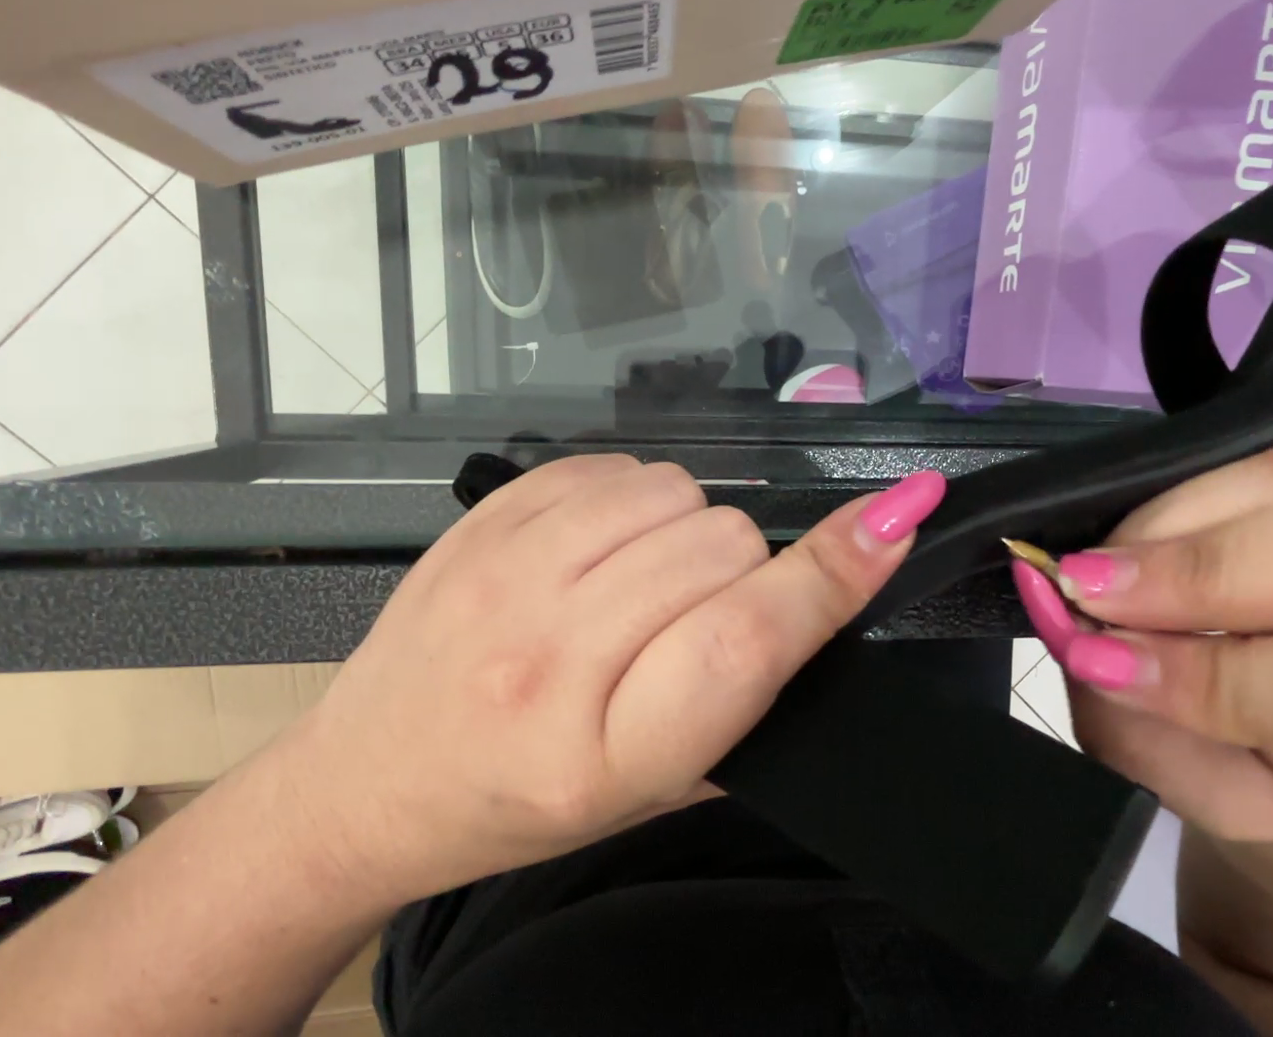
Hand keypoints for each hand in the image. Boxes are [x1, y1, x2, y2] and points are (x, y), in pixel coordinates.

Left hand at [272, 455, 945, 907]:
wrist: (373, 781)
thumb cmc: (521, 806)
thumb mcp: (649, 790)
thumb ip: (744, 701)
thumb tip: (828, 587)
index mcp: (601, 750)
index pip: (743, 637)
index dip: (832, 573)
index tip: (899, 518)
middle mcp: (548, 653)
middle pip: (720, 545)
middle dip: (743, 571)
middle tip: (699, 616)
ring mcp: (502, 574)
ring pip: (673, 492)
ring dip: (689, 529)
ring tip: (646, 580)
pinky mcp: (480, 521)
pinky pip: (611, 467)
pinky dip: (633, 500)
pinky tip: (602, 548)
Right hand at [1014, 446, 1272, 842]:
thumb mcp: (1234, 804)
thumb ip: (1152, 732)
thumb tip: (1078, 637)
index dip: (1212, 674)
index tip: (1096, 660)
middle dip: (1199, 568)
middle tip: (1087, 586)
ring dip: (1184, 521)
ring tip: (1108, 568)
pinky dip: (1199, 497)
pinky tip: (1154, 540)